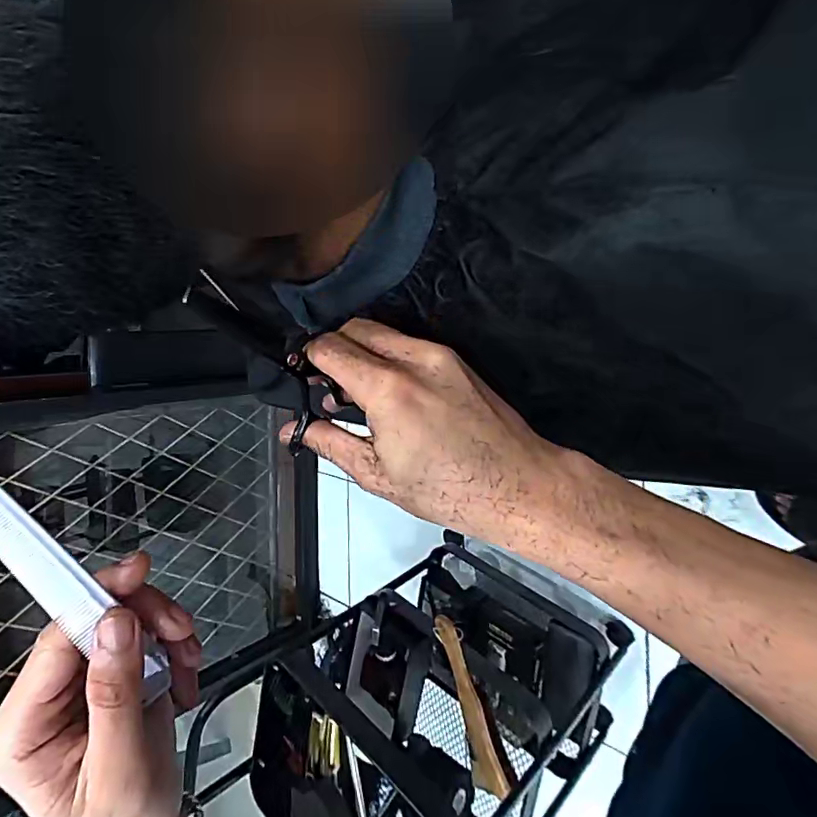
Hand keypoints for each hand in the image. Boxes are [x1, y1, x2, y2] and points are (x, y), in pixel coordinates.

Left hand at [0, 551, 202, 816]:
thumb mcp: (121, 775)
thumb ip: (116, 697)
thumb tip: (114, 625)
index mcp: (21, 729)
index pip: (55, 640)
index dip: (95, 601)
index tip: (128, 574)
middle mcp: (42, 700)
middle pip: (88, 620)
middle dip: (140, 616)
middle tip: (174, 628)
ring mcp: (73, 687)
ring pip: (114, 619)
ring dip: (159, 630)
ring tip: (182, 657)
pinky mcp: (103, 679)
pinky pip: (133, 634)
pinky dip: (166, 645)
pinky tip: (179, 671)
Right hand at [281, 318, 619, 558]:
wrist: (522, 486)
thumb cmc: (454, 488)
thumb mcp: (378, 475)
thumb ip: (329, 443)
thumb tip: (294, 430)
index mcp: (388, 391)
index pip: (329, 348)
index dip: (306, 356)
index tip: (299, 371)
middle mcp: (412, 360)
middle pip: (350, 328)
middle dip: (328, 347)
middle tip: (321, 380)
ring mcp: (436, 354)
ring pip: (378, 330)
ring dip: (355, 348)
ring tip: (352, 388)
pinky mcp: (453, 358)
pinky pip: (403, 341)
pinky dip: (382, 353)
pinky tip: (383, 387)